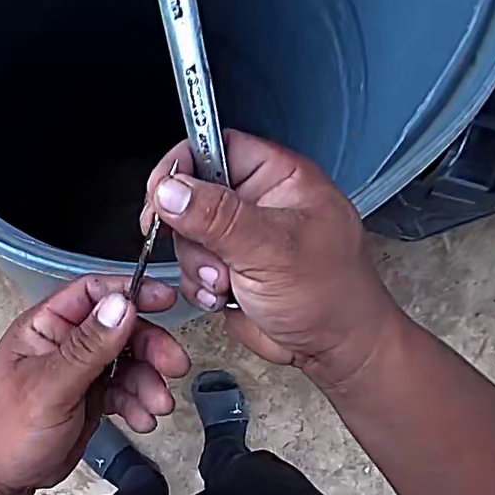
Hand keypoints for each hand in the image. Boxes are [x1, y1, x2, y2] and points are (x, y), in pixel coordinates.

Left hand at [0, 275, 190, 494]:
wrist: (6, 479)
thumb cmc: (8, 433)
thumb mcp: (49, 388)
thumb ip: (87, 347)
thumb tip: (120, 305)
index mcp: (43, 328)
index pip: (90, 293)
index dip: (129, 291)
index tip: (164, 297)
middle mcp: (63, 343)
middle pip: (120, 328)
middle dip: (150, 346)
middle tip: (174, 365)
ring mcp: (80, 369)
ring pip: (129, 360)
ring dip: (149, 381)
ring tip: (157, 405)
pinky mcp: (93, 395)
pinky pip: (126, 389)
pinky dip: (139, 402)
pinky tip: (142, 419)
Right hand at [142, 130, 404, 387]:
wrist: (332, 349)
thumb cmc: (331, 296)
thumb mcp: (273, 249)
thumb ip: (218, 218)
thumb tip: (172, 191)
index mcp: (276, 178)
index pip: (214, 145)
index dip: (182, 166)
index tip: (162, 194)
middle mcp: (254, 202)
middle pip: (189, 195)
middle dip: (190, 232)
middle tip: (211, 254)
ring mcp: (237, 238)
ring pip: (185, 237)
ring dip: (197, 265)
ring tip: (227, 282)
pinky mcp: (225, 269)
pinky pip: (188, 268)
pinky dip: (198, 287)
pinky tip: (224, 296)